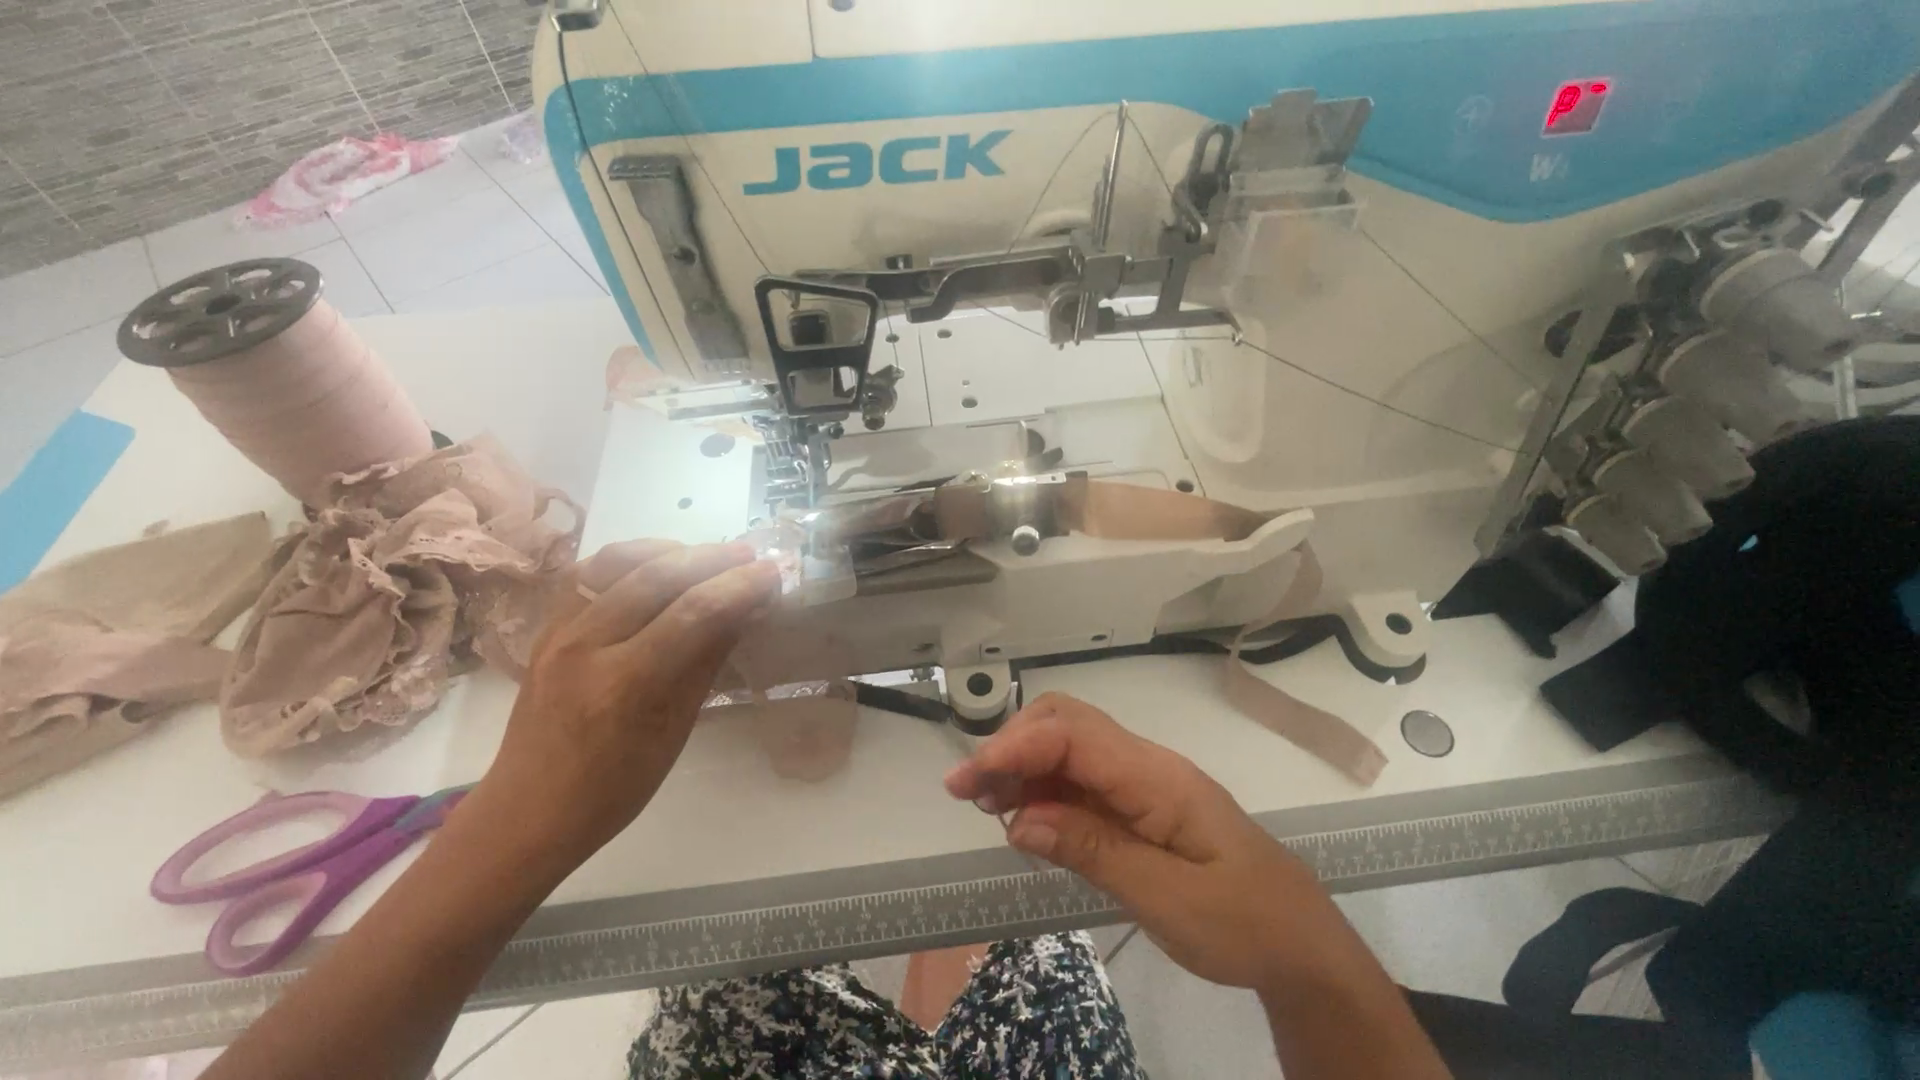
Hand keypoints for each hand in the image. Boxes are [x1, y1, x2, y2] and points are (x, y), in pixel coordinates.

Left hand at [478, 539, 781, 860]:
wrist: (529, 811)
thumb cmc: (614, 789)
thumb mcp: (675, 731)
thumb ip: (707, 661)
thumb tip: (746, 612)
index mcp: (625, 684)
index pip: (694, 613)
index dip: (740, 586)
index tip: (772, 574)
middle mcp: (586, 646)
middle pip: (657, 576)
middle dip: (712, 559)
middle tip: (750, 555)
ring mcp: (558, 633)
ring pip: (617, 562)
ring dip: (670, 549)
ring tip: (707, 554)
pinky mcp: (545, 629)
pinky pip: (587, 574)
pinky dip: (627, 559)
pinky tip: (655, 564)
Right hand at [944, 693, 1349, 991]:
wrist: (1301, 945)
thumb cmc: (1243, 923)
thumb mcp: (1167, 898)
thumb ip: (1093, 851)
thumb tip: (1021, 819)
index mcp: (1157, 778)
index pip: (1073, 735)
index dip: (1014, 748)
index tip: (968, 782)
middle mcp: (1145, 767)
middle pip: (1066, 723)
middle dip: (1011, 747)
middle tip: (971, 795)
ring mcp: (1142, 785)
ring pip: (1068, 749)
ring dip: (1021, 768)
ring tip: (986, 807)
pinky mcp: (1139, 808)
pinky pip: (1081, 784)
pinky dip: (1043, 793)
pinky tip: (1025, 821)